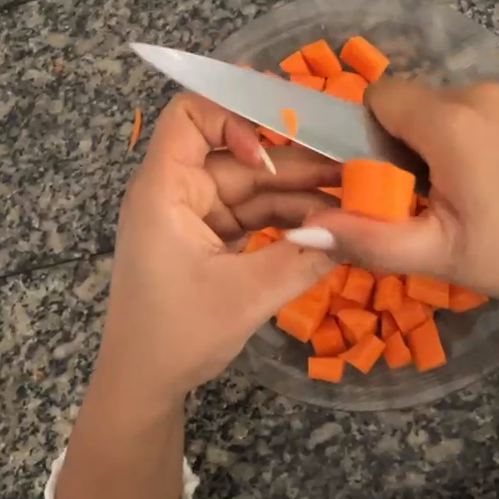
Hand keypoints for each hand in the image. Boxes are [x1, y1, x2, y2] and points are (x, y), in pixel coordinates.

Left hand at [99, 94, 340, 401]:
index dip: (232, 114)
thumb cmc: (176, 334)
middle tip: (352, 165)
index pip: (189, 116)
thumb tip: (354, 228)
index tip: (272, 144)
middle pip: (237, 153)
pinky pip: (252, 214)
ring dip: (299, 193)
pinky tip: (329, 222)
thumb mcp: (244, 296)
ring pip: (252, 186)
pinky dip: (287, 218)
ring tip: (355, 195)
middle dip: (293, 161)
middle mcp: (178, 190)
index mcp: (165, 188)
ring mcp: (194, 214)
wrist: (142, 384)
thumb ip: (301, 258)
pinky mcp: (209, 237)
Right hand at [292, 78, 498, 305]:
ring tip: (475, 196)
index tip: (390, 179)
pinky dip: (480, 138)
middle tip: (433, 200)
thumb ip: (367, 238)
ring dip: (445, 142)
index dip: (371, 135)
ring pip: (451, 106)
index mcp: (448, 120)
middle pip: (415, 103)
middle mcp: (479, 91)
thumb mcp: (440, 255)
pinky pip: (487, 110)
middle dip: (408, 145)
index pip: (379, 97)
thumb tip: (302, 225)